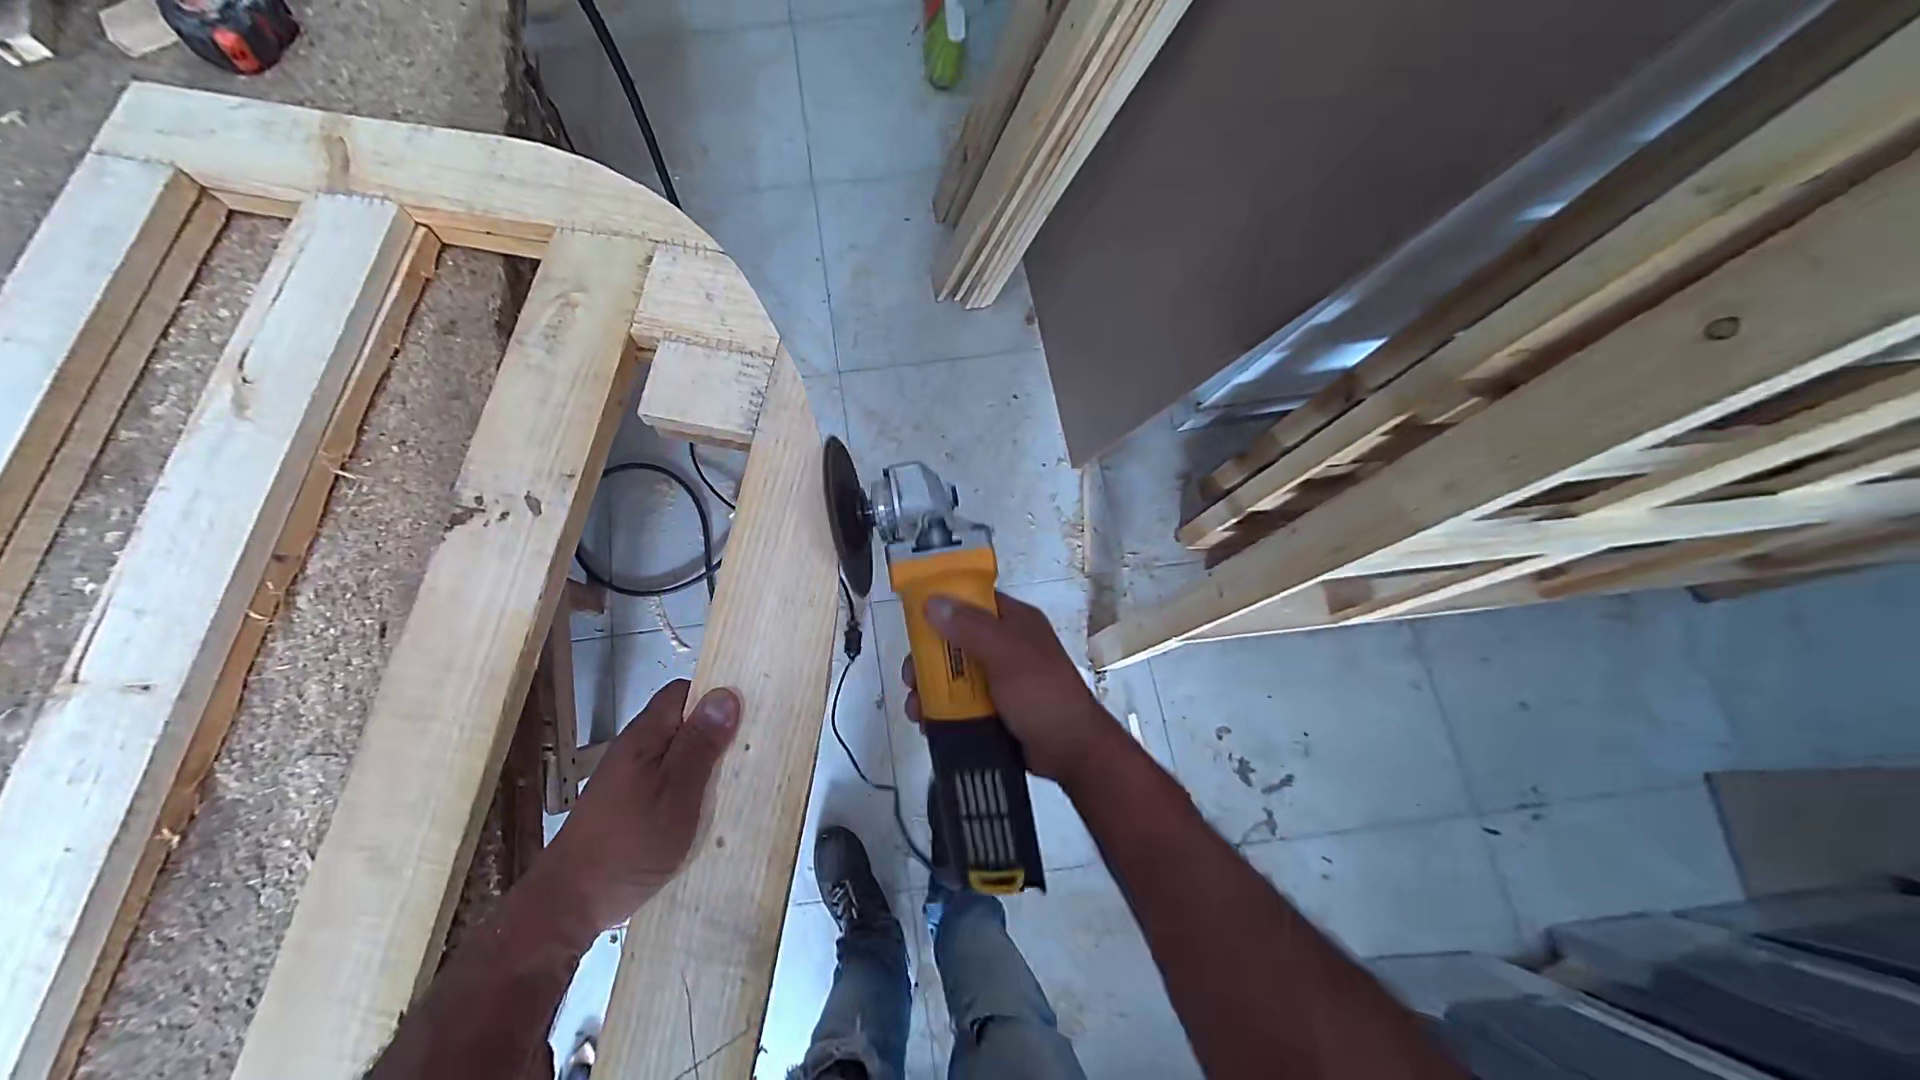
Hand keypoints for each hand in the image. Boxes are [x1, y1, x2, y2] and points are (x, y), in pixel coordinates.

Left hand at [532, 680, 739, 939]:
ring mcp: (630, 779)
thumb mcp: (677, 793)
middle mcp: (635, 750)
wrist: (569, 906)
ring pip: (678, 754)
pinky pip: (669, 781)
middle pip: (682, 723)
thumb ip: (700, 745)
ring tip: (737, 780)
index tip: (747, 713)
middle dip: (716, 733)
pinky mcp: (630, 806)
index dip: (715, 696)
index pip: (683, 692)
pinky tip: (708, 809)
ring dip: (706, 764)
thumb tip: (725, 695)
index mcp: (645, 737)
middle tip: (750, 750)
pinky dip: (691, 788)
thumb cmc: (627, 846)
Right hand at [904, 592, 1125, 787]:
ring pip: (953, 675)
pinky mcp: (994, 709)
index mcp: (1015, 622)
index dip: (943, 606)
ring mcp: (999, 679)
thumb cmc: (1042, 694)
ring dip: (929, 689)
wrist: (1072, 751)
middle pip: (955, 641)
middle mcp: (1005, 646)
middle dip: (928, 658)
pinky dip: (941, 710)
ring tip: (916, 708)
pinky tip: (927, 723)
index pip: (974, 601)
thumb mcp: (1005, 653)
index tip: (914, 621)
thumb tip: (933, 602)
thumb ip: (970, 627)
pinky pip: (959, 703)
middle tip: (911, 677)